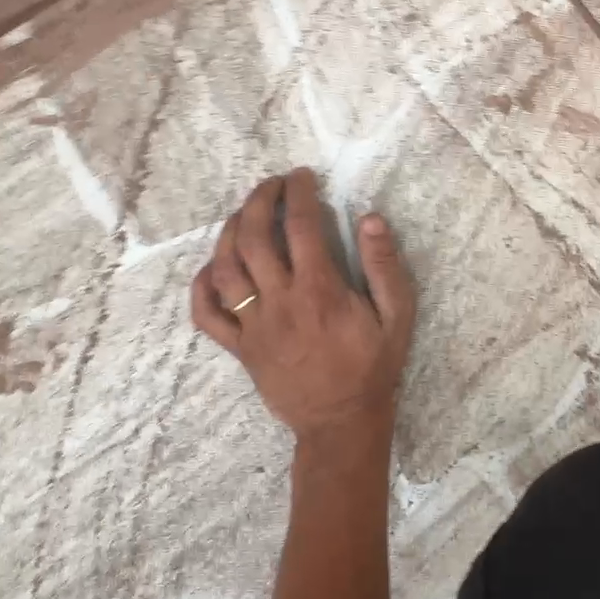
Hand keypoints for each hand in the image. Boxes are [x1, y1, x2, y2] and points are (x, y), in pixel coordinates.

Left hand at [192, 170, 414, 447]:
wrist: (341, 421)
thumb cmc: (374, 364)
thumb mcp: (397, 314)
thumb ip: (384, 266)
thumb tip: (370, 219)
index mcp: (320, 290)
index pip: (302, 226)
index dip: (299, 193)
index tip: (302, 176)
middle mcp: (280, 301)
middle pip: (255, 238)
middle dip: (260, 201)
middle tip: (272, 184)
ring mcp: (253, 325)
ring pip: (225, 268)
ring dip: (230, 232)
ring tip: (245, 213)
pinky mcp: (239, 348)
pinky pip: (206, 314)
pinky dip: (202, 285)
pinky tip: (212, 266)